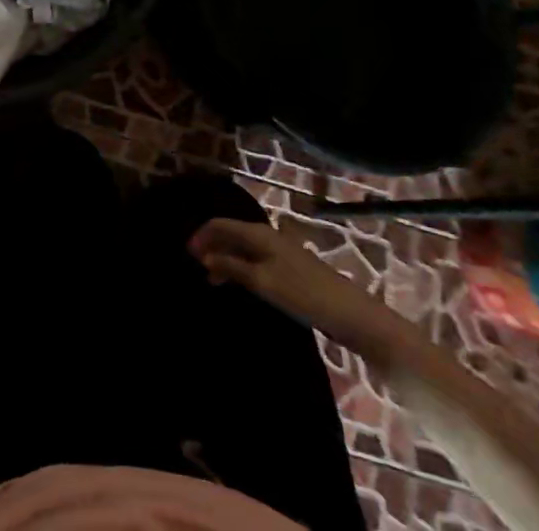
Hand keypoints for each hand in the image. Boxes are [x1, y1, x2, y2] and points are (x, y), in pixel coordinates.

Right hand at [187, 217, 415, 364]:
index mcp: (259, 234)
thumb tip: (205, 256)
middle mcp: (269, 236)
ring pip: (243, 248)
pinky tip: (238, 283)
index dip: (201, 235)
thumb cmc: (303, 294)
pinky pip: (255, 260)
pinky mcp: (290, 269)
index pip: (220, 224)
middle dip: (211, 246)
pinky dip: (240, 267)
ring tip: (212, 278)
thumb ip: (231, 267)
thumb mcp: (261, 281)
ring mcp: (281, 252)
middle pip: (231, 233)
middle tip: (195, 266)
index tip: (186, 253)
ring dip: (225, 258)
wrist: (352, 315)